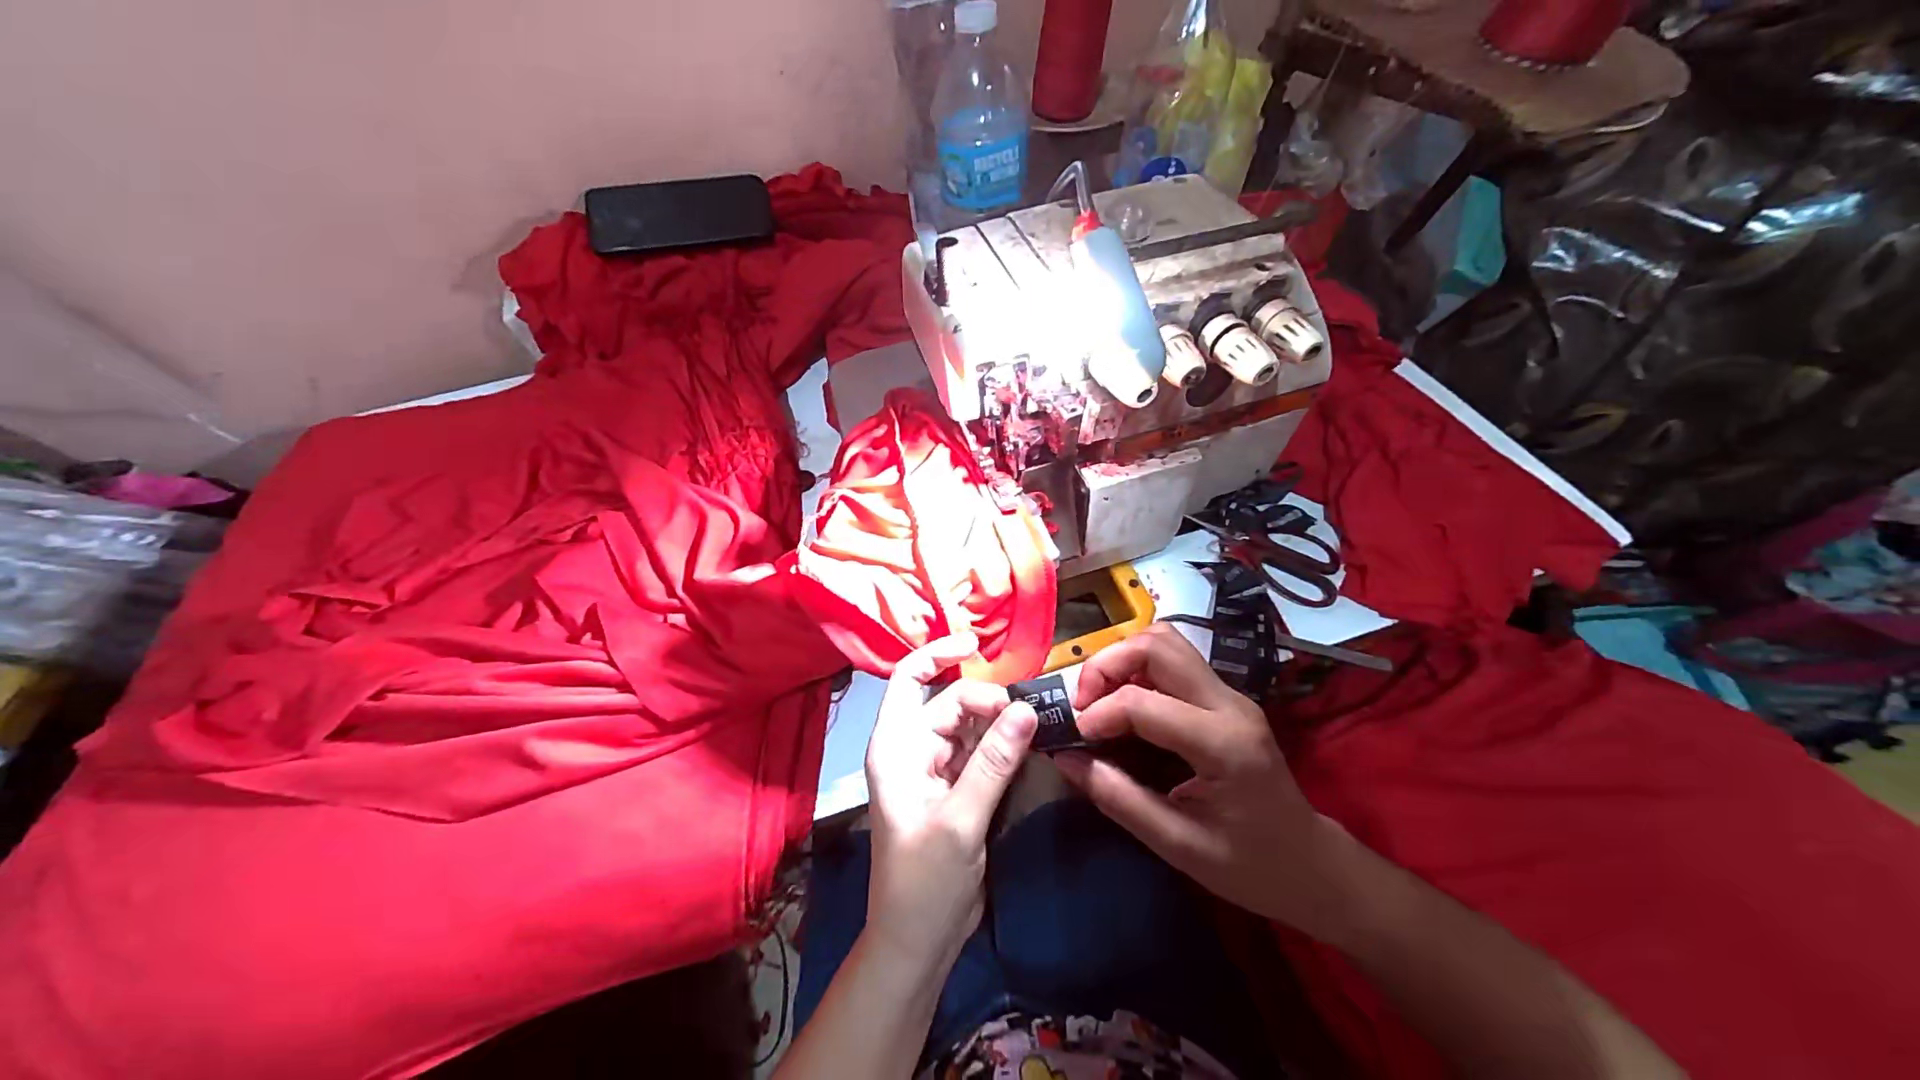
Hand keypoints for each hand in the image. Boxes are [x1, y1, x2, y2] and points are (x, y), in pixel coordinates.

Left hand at [863, 634, 1037, 965]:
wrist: (919, 941)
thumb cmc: (925, 882)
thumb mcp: (960, 820)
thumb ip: (993, 763)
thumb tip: (1026, 709)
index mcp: (896, 748)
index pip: (909, 681)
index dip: (937, 653)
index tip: (978, 643)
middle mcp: (912, 750)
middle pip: (949, 703)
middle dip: (986, 700)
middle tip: (1028, 712)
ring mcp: (934, 770)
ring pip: (968, 727)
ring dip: (998, 722)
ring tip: (1035, 722)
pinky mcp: (955, 789)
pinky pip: (979, 752)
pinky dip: (1001, 746)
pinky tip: (1026, 746)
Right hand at [1053, 624, 1356, 939]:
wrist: (1311, 865)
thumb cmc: (1250, 865)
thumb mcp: (1177, 844)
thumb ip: (1118, 798)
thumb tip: (1064, 758)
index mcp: (1223, 744)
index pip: (1143, 702)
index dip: (1096, 715)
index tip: (1072, 741)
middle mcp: (1229, 704)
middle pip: (1157, 645)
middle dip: (1105, 665)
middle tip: (1081, 706)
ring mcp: (1229, 696)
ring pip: (1165, 642)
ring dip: (1121, 660)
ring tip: (1098, 701)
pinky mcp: (1223, 698)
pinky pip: (1173, 661)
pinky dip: (1136, 669)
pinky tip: (1120, 703)